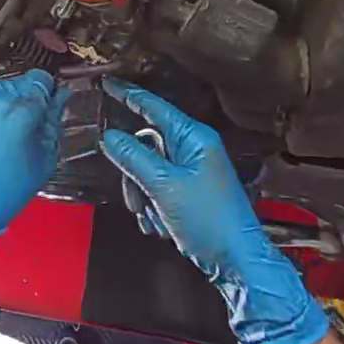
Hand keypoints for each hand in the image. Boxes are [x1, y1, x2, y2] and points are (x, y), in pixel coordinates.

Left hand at [0, 70, 66, 267]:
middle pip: (12, 85)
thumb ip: (53, 124)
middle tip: (6, 131)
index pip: (40, 79)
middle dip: (13, 103)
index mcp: (22, 109)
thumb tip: (58, 97)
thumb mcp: (42, 162)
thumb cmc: (1, 193)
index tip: (36, 109)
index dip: (41, 95)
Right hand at [100, 78, 327, 343]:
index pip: (155, 107)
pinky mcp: (187, 193)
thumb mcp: (165, 187)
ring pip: (146, 172)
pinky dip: (153, 208)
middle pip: (145, 146)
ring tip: (156, 217)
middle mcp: (193, 149)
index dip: (129, 94)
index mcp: (194, 138)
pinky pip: (155, 191)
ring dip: (143, 196)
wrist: (237, 262)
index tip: (106, 81)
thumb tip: (109, 136)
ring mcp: (191, 172)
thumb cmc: (209, 220)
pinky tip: (163, 226)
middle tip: (140, 198)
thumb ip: (135, 158)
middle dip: (135, 175)